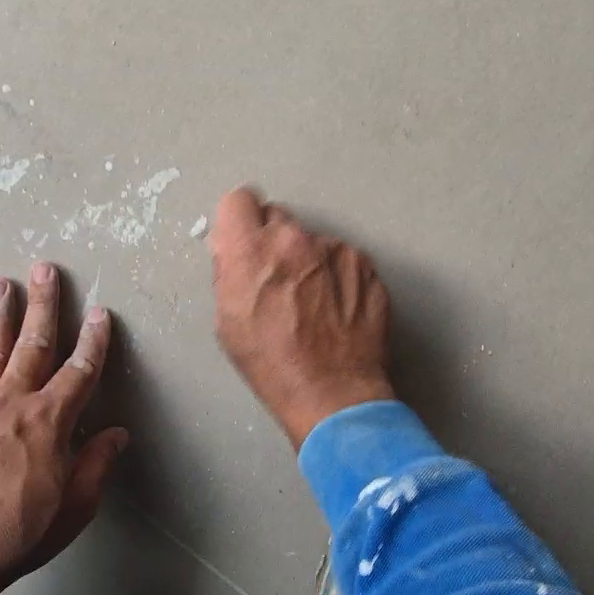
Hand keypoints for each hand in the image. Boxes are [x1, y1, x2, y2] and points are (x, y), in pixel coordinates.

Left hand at [0, 264, 128, 590]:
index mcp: (50, 422)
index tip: (100, 314)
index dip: (94, 341)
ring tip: (0, 282)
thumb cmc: (22, 531)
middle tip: (43, 268)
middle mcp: (13, 404)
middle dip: (43, 305)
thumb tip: (118, 433)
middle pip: (34, 344)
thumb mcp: (75, 505)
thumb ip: (96, 463)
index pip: (80, 371)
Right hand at [208, 186, 395, 448]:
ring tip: (311, 307)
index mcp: (251, 250)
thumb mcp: (227, 321)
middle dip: (274, 243)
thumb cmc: (272, 365)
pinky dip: (338, 279)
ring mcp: (336, 250)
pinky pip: (343, 261)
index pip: (239, 200)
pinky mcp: (366, 266)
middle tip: (277, 282)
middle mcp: (295, 238)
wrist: (333, 394)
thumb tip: (233, 251)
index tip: (245, 243)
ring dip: (309, 263)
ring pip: (313, 242)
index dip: (240, 222)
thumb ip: (229, 274)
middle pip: (278, 219)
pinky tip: (335, 312)